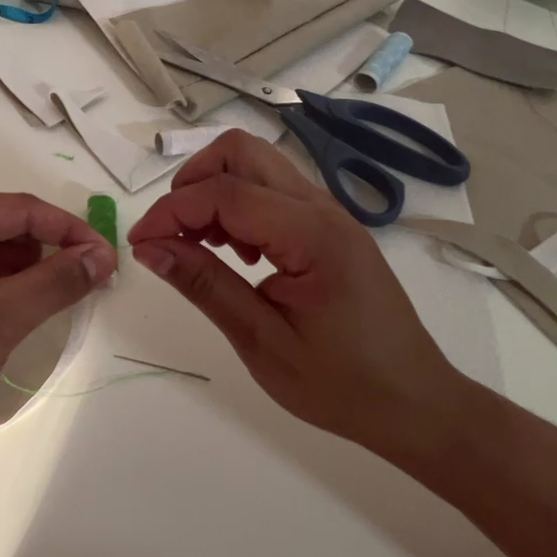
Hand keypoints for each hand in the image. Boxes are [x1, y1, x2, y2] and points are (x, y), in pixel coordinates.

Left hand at [0, 194, 116, 452]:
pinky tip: (25, 314)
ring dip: (31, 274)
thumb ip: (56, 281)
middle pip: (9, 227)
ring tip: (58, 303)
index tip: (109, 260)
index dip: (70, 229)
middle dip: (51, 251)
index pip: (21, 209)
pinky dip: (8, 291)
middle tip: (91, 284)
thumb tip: (101, 256)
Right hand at [127, 131, 463, 449]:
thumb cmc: (343, 385)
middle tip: (172, 233)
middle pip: (240, 152)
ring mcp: (329, 212)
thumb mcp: (262, 342)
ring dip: (215, 190)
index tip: (139, 244)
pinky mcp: (329, 225)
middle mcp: (322, 208)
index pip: (224, 193)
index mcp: (311, 236)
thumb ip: (205, 285)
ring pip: (256, 163)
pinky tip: (237, 252)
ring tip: (201, 246)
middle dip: (192, 181)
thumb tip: (149, 248)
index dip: (171, 211)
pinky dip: (238, 203)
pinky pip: (272, 189)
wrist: (416, 404)